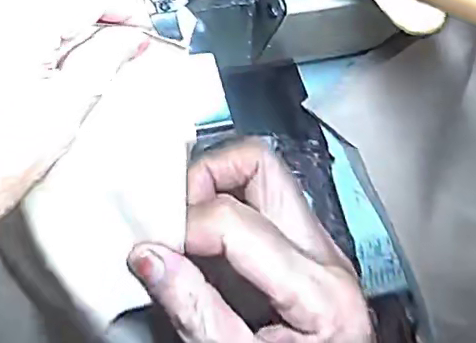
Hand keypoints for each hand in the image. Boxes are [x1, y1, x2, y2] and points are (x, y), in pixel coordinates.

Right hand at [128, 138, 372, 342]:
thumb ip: (195, 310)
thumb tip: (148, 256)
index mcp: (321, 293)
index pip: (232, 219)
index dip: (183, 227)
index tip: (153, 249)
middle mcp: (327, 259)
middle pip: (258, 165)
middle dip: (205, 176)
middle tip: (173, 215)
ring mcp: (319, 251)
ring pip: (260, 171)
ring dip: (214, 183)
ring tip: (186, 223)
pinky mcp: (304, 253)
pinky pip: (259, 199)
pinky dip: (222, 203)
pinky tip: (203, 239)